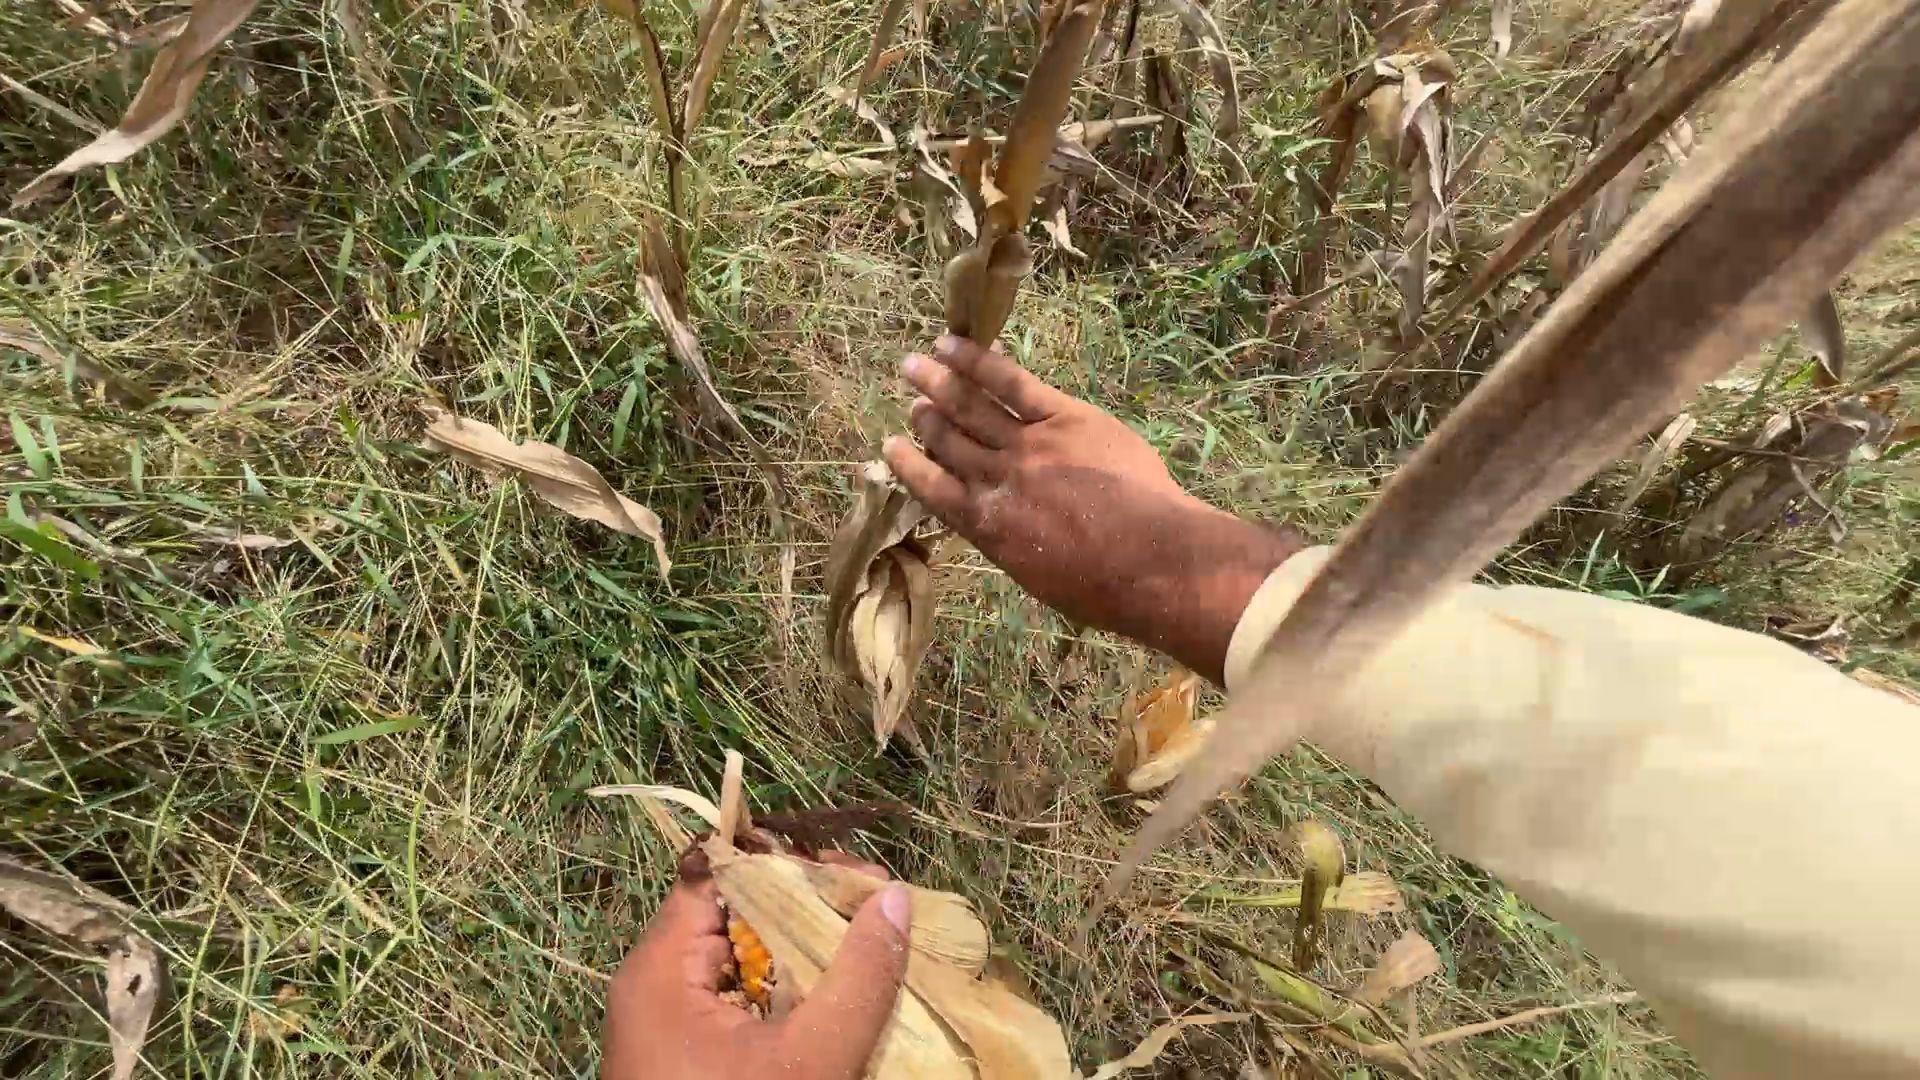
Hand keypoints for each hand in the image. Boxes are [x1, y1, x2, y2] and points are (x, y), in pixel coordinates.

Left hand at [601, 858, 911, 1079]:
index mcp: (662, 968)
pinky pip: (746, 991)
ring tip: (867, 937)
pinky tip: (838, 985)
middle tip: (872, 902)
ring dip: (807, 941)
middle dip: (809, 898)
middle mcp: (660, 980)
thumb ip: (858, 975)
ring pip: (748, 949)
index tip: (846, 866)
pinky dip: (793, 982)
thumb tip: (896, 895)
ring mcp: (675, 1017)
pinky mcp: (694, 1049)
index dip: (783, 859)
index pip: (720, 871)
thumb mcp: (811, 1062)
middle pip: (738, 906)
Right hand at [883, 336, 1301, 683]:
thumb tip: (999, 523)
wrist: (1151, 561)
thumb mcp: (1036, 576)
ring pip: (971, 406)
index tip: (891, 445)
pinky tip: (953, 345)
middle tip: (912, 398)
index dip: (908, 463)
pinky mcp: (1063, 417)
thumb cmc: (1101, 588)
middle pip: (948, 440)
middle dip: (925, 418)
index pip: (931, 487)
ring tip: (914, 364)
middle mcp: (996, 480)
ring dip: (938, 382)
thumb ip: (1009, 540)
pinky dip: (980, 361)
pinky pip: (1013, 383)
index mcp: (986, 526)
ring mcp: (1027, 444)